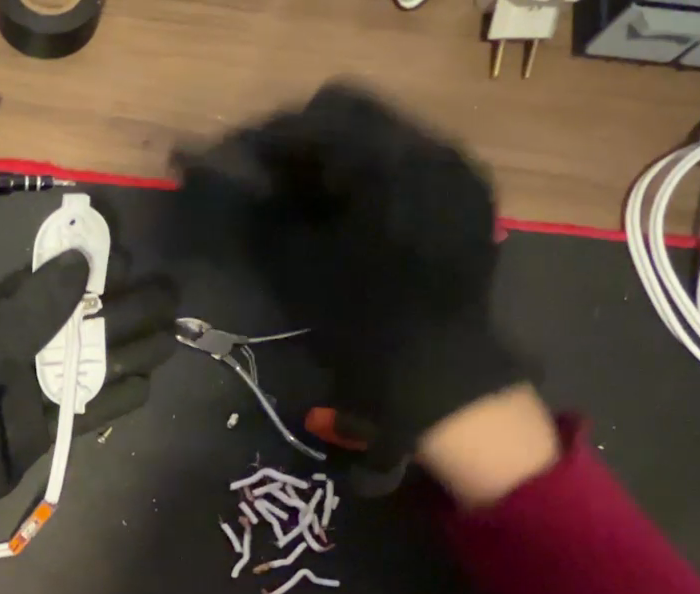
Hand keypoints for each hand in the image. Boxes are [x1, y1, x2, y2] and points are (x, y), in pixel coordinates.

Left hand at [0, 251, 179, 593]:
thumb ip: (27, 311)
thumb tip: (81, 261)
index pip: (52, 281)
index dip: (91, 267)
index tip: (129, 259)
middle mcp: (21, 348)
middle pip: (82, 322)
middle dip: (125, 308)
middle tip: (169, 300)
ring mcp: (34, 392)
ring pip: (91, 365)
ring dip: (130, 351)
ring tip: (170, 339)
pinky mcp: (44, 432)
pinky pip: (87, 411)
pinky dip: (115, 400)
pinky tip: (146, 386)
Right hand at [174, 81, 525, 463]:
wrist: (439, 373)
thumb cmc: (360, 327)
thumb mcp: (296, 270)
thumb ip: (261, 216)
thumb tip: (231, 182)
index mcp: (383, 161)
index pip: (310, 122)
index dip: (263, 142)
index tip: (233, 165)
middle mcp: (428, 145)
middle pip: (349, 113)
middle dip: (301, 144)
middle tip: (266, 182)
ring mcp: (456, 166)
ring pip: (381, 135)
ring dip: (337, 159)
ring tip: (306, 199)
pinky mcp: (468, 193)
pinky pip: (411, 162)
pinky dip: (372, 177)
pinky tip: (351, 212)